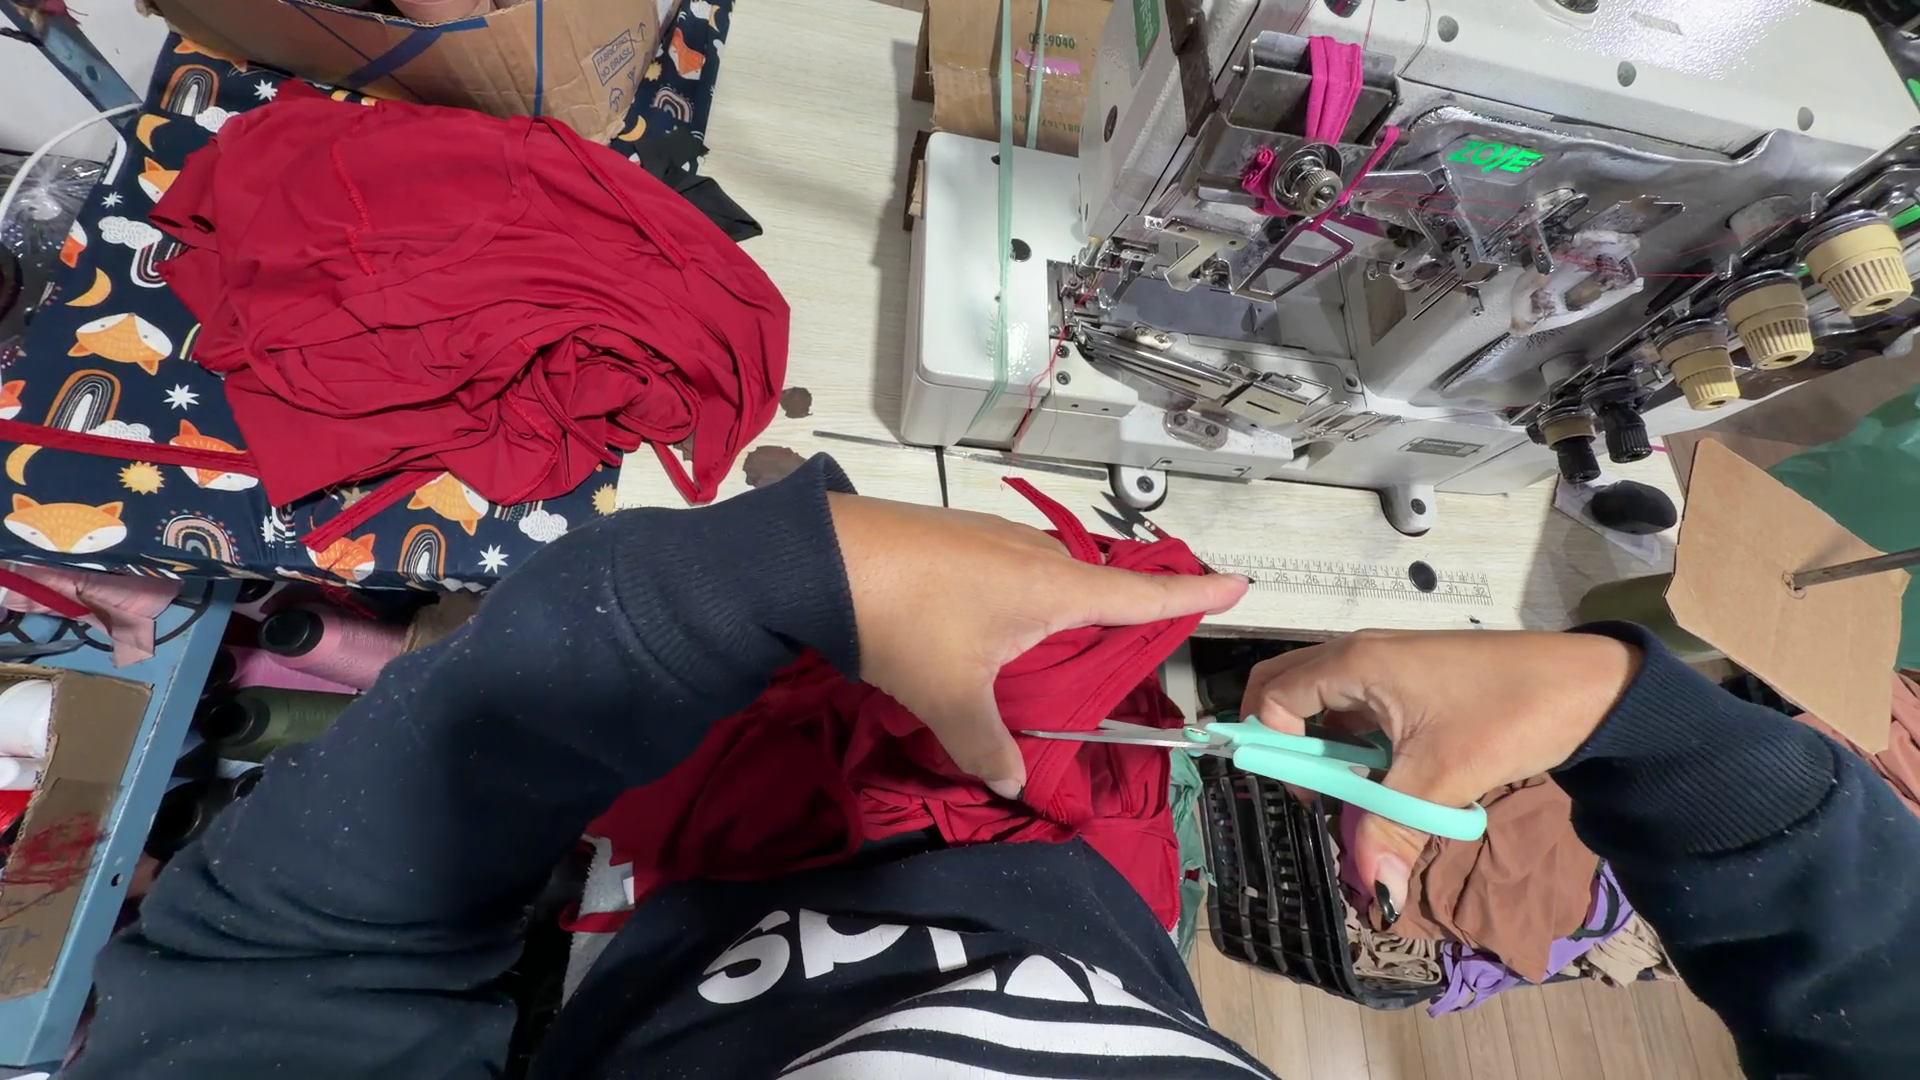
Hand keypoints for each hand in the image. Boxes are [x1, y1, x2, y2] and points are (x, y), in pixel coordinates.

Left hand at [828, 493, 1247, 797]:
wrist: (825, 556)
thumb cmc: (906, 623)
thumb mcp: (949, 697)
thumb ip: (987, 746)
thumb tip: (1009, 781)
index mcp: (1052, 588)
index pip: (1141, 596)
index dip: (1192, 595)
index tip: (1238, 582)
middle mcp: (1032, 553)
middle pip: (1095, 582)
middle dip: (1120, 608)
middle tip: (1130, 640)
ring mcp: (992, 536)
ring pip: (1049, 570)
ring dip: (1062, 601)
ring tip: (1052, 639)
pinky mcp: (957, 532)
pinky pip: (1011, 563)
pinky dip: (1020, 591)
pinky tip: (987, 615)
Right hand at [1237, 630, 1639, 916]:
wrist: (1595, 683)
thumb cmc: (1510, 714)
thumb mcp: (1446, 775)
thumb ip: (1396, 826)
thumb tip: (1374, 892)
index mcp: (1351, 664)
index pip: (1273, 697)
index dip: (1274, 745)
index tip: (1311, 789)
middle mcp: (1353, 653)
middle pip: (1280, 683)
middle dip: (1277, 734)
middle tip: (1305, 780)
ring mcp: (1377, 659)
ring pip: (1314, 692)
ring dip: (1315, 737)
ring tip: (1347, 780)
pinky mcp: (1401, 672)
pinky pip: (1348, 698)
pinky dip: (1346, 733)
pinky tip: (1380, 765)